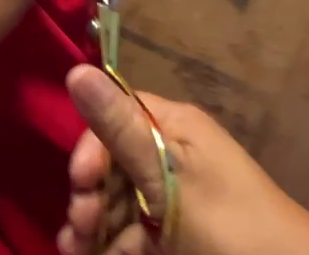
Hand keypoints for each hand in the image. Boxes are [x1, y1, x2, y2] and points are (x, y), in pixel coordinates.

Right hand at [61, 66, 308, 254]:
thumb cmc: (232, 229)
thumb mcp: (169, 179)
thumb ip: (119, 130)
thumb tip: (76, 70)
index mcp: (174, 127)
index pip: (114, 116)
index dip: (91, 148)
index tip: (80, 181)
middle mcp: (170, 154)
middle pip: (110, 163)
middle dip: (89, 194)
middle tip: (80, 228)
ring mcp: (173, 198)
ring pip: (116, 202)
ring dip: (92, 225)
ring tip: (76, 250)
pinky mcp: (175, 236)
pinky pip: (132, 231)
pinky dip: (111, 244)